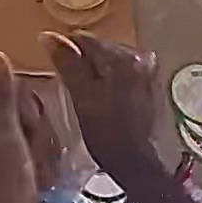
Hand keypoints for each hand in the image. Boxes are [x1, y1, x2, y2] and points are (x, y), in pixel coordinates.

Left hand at [0, 52, 45, 202]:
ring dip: (46, 152)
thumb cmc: (4, 182)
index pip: (18, 94)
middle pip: (31, 114)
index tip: (30, 130)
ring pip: (40, 136)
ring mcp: (3, 157)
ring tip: (40, 172)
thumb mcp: (4, 132)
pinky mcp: (18, 175)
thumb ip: (1, 93)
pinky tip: (44, 181)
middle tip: (34, 155)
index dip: (31, 111)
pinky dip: (46, 167)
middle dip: (41, 134)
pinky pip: (42, 157)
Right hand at [42, 32, 170, 198]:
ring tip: (88, 99)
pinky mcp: (153, 84)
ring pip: (110, 61)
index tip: (57, 73)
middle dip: (83, 64)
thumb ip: (67, 64)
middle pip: (99, 48)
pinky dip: (111, 82)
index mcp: (122, 56)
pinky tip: (106, 103)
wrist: (147, 166)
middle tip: (73, 91)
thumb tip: (48, 36)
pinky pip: (123, 73)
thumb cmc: (110, 135)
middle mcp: (140, 55)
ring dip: (97, 74)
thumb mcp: (82, 98)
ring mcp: (149, 69)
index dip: (65, 53)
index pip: (83, 39)